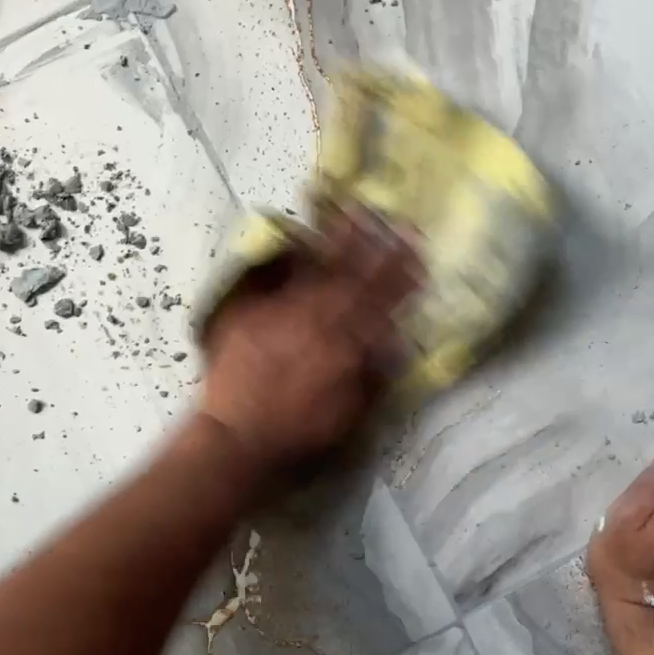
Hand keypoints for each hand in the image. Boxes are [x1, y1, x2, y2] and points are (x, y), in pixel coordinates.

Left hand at [197, 209, 419, 471]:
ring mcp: (281, 314)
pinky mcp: (250, 314)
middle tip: (393, 219)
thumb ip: (374, 378)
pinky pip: (275, 279)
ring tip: (353, 213)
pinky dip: (292, 259)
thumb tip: (396, 343)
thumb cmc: (297, 438)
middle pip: (353, 278)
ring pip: (316, 270)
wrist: (235, 441)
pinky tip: (302, 241)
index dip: (402, 277)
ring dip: (338, 241)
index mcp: (346, 349)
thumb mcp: (347, 418)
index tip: (418, 254)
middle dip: (376, 247)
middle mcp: (317, 323)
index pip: (382, 305)